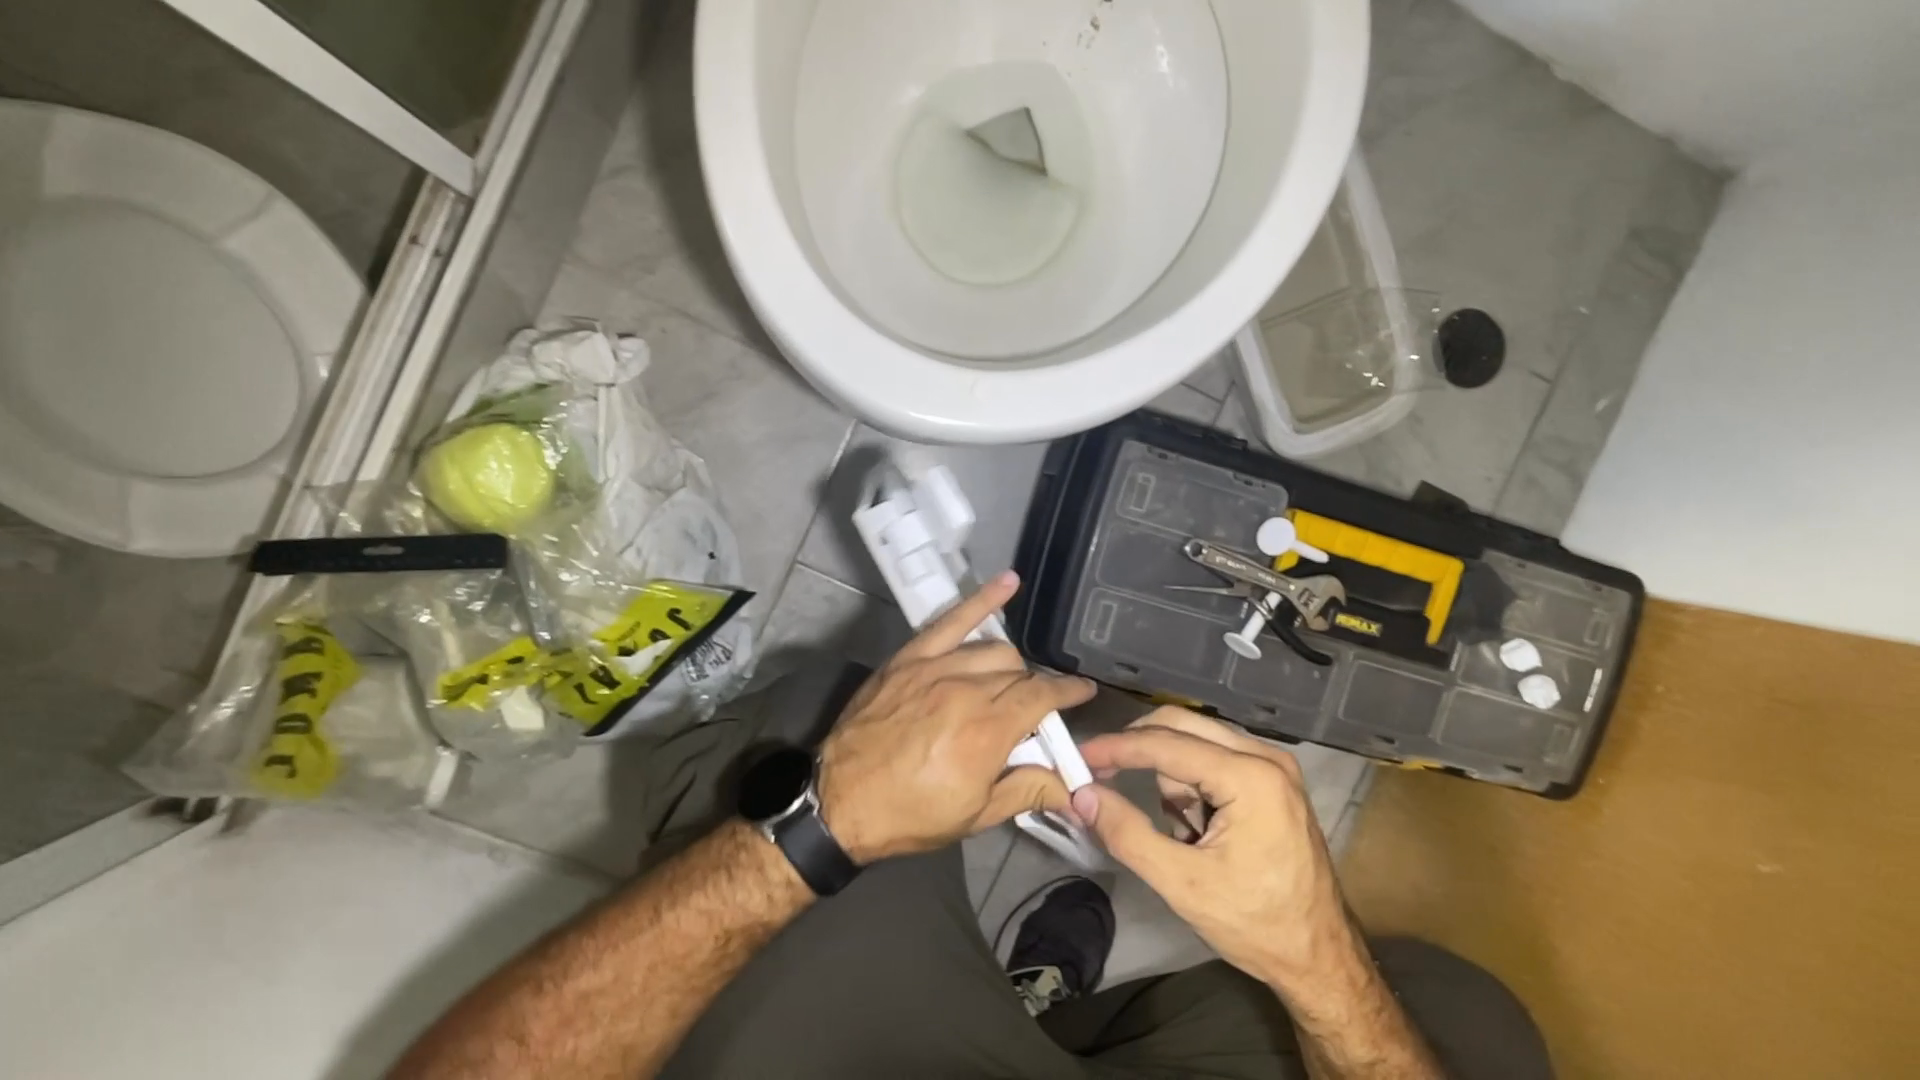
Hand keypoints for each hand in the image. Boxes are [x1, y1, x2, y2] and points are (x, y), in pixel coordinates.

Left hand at [817, 572, 1096, 864]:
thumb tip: (1073, 784)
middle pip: (1020, 674)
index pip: (1043, 697)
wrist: (839, 803)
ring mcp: (935, 667)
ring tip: (1009, 684)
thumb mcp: (975, 815)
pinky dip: (981, 600)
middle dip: (1035, 692)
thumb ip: (1029, 790)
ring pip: (993, 650)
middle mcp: (966, 690)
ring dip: (1010, 666)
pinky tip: (1007, 582)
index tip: (1083, 693)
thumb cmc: (911, 815)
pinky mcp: (909, 658)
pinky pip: (951, 620)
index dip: (1069, 693)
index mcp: (987, 731)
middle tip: (1034, 713)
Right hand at [1072, 709, 1358, 991]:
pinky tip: (1201, 829)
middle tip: (1104, 780)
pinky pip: (1214, 759)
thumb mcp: (1182, 884)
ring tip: (1184, 835)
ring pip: (1195, 743)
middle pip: (1180, 727)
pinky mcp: (1273, 779)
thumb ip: (1127, 833)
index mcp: (1251, 777)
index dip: (1116, 747)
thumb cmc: (1256, 923)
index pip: (1167, 744)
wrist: (1319, 957)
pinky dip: (1193, 784)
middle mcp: (1266, 757)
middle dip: (1141, 755)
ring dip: (1171, 777)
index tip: (1077, 757)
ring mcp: (1273, 766)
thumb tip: (1081, 794)